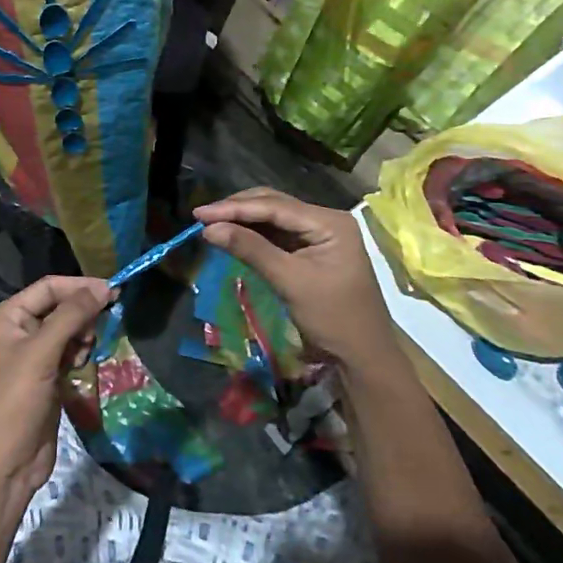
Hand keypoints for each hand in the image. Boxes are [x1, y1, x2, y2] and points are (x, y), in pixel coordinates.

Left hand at [0, 276, 113, 500]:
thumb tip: (103, 287)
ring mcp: (32, 357)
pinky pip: (68, 354)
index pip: (49, 287)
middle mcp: (18, 331)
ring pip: (68, 331)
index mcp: (8, 317)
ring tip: (84, 354)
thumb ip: (71, 316)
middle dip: (82, 314)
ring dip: (82, 337)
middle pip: (60, 307)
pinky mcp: (46, 379)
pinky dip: (79, 355)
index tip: (114, 292)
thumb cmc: (14, 404)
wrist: (3, 468)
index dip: (80, 287)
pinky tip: (80, 367)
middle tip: (100, 329)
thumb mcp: (41, 354)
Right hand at [195, 188, 399, 369]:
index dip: (234, 208)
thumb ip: (250, 249)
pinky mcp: (310, 249)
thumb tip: (209, 229)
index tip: (200, 213)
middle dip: (237, 210)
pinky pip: (277, 234)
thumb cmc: (332, 317)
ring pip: (273, 218)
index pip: (275, 206)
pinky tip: (231, 235)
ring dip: (243, 220)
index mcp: (329, 221)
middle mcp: (325, 219)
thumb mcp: (290, 281)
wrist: (362, 356)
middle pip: (274, 205)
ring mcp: (319, 234)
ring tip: (210, 223)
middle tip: (201, 217)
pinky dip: (253, 235)